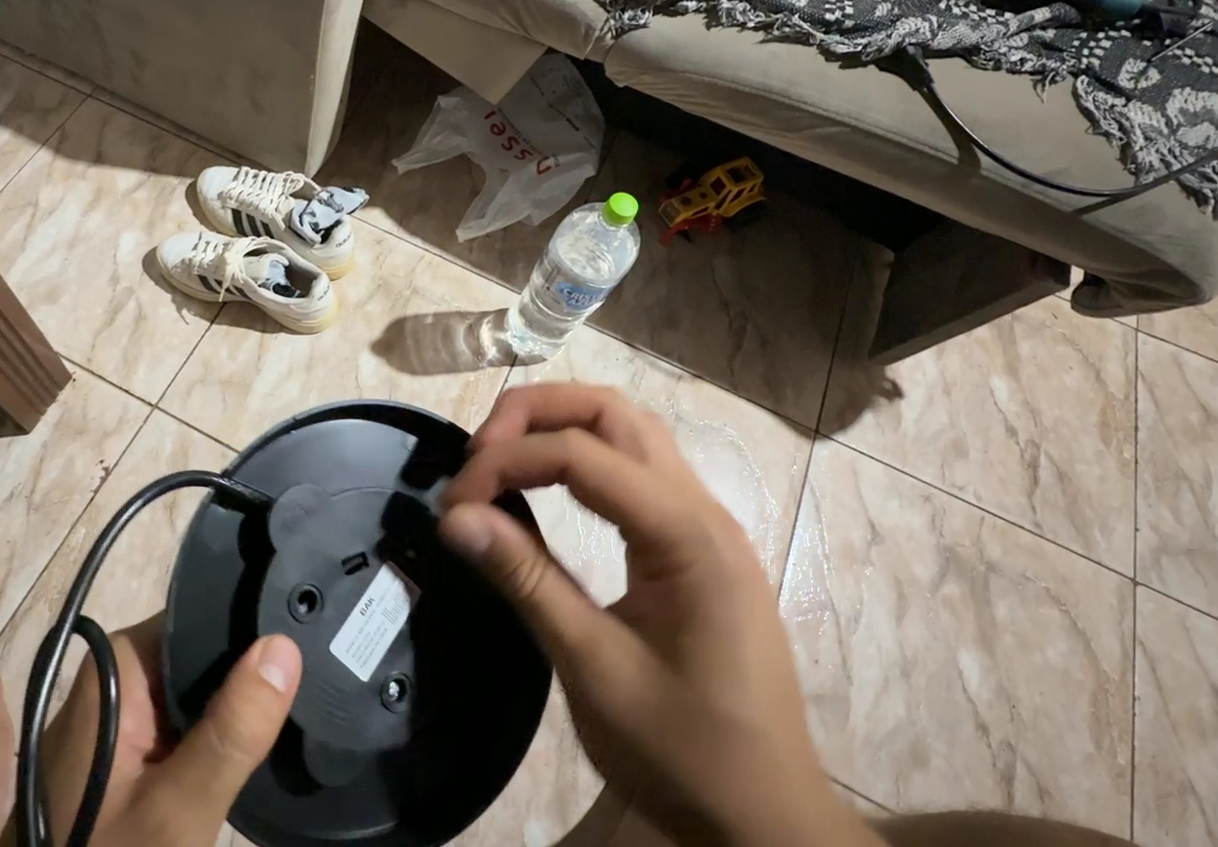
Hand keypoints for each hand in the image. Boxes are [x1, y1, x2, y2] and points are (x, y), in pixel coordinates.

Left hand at [13, 615, 302, 846]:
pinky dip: (214, 736)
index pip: (202, 617)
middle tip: (302, 695)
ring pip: (197, 690)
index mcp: (118, 664)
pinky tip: (246, 748)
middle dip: (247, 675)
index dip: (253, 631)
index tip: (305, 643)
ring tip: (284, 720)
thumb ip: (232, 729)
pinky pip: (182, 721)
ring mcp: (118, 713)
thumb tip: (283, 644)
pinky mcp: (125, 748)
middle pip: (202, 652)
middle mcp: (114, 675)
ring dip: (234, 709)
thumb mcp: (178, 807)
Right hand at [438, 384, 875, 846]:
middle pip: (613, 412)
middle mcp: (702, 510)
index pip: (581, 454)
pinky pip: (635, 469)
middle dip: (535, 414)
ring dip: (558, 426)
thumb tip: (454, 516)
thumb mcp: (592, 668)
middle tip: (475, 456)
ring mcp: (704, 524)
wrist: (764, 821)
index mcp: (686, 535)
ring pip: (627, 430)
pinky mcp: (695, 545)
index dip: (505, 461)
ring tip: (499, 460)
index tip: (452, 505)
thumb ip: (525, 578)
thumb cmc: (683, 751)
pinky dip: (581, 457)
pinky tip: (546, 486)